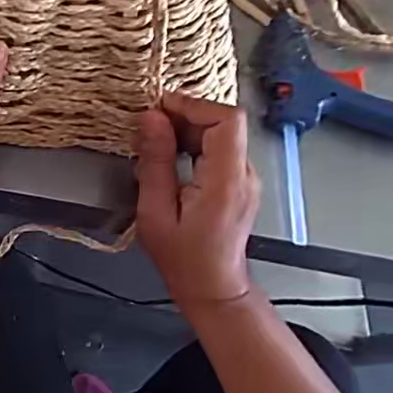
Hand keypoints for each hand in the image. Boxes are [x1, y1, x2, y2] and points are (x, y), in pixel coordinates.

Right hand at [135, 94, 258, 306]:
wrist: (213, 287)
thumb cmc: (183, 258)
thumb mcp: (155, 211)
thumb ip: (155, 161)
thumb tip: (151, 118)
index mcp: (226, 181)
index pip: (226, 120)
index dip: (192, 105)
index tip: (158, 109)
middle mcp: (244, 174)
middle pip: (222, 121)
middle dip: (182, 116)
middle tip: (147, 128)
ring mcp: (245, 176)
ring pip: (220, 131)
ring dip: (185, 128)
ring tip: (153, 143)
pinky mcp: (238, 179)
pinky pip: (218, 146)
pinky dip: (192, 141)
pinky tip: (169, 156)